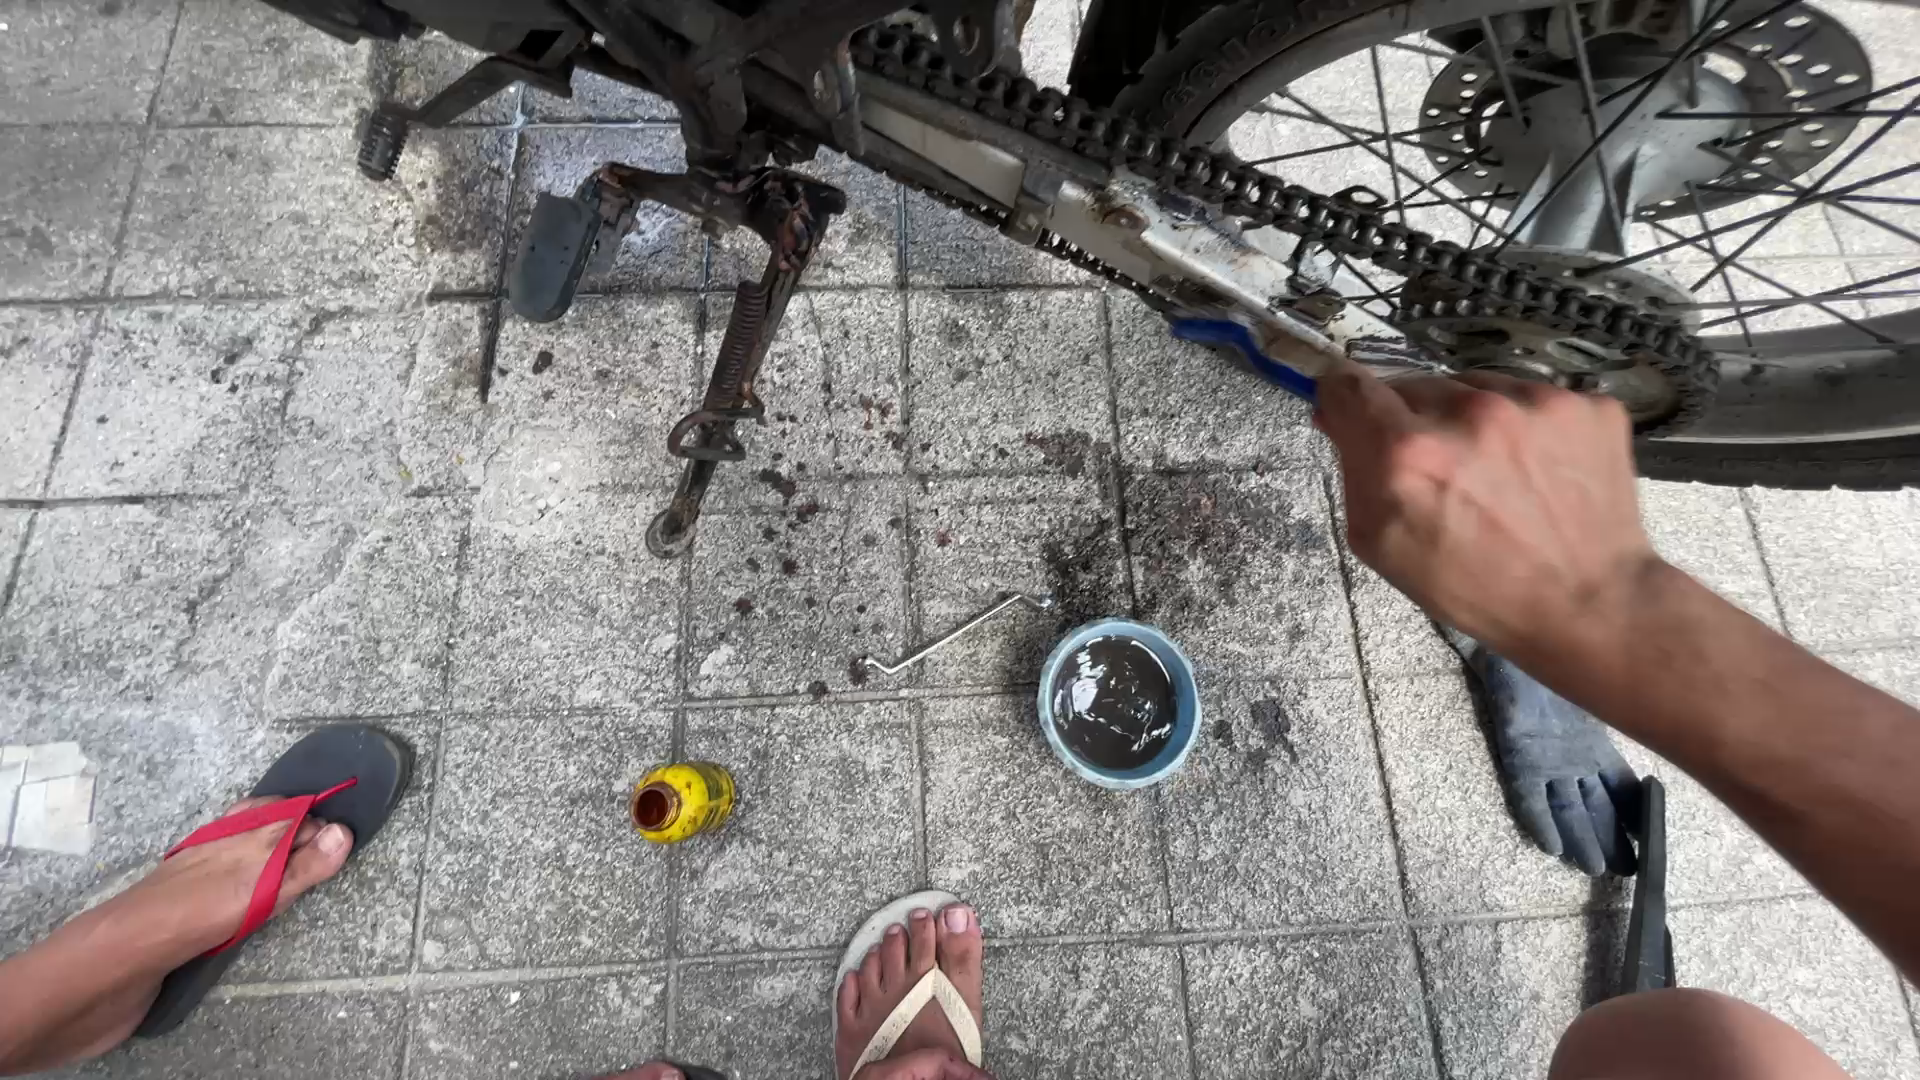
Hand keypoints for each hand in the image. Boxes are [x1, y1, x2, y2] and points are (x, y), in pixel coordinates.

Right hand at [1314, 362, 1661, 664]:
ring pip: (1469, 387)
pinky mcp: (1587, 404)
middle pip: (1408, 386)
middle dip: (1405, 420)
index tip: (1346, 411)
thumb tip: (1339, 417)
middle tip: (1429, 467)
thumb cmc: (1466, 582)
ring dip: (1462, 418)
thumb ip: (1351, 471)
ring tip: (1486, 468)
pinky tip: (1530, 467)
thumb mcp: (1376, 540)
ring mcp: (1536, 402)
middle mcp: (1467, 413)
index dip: (1339, 397)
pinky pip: (1526, 397)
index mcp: (1404, 452)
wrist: (1585, 601)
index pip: (1348, 385)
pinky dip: (1517, 424)